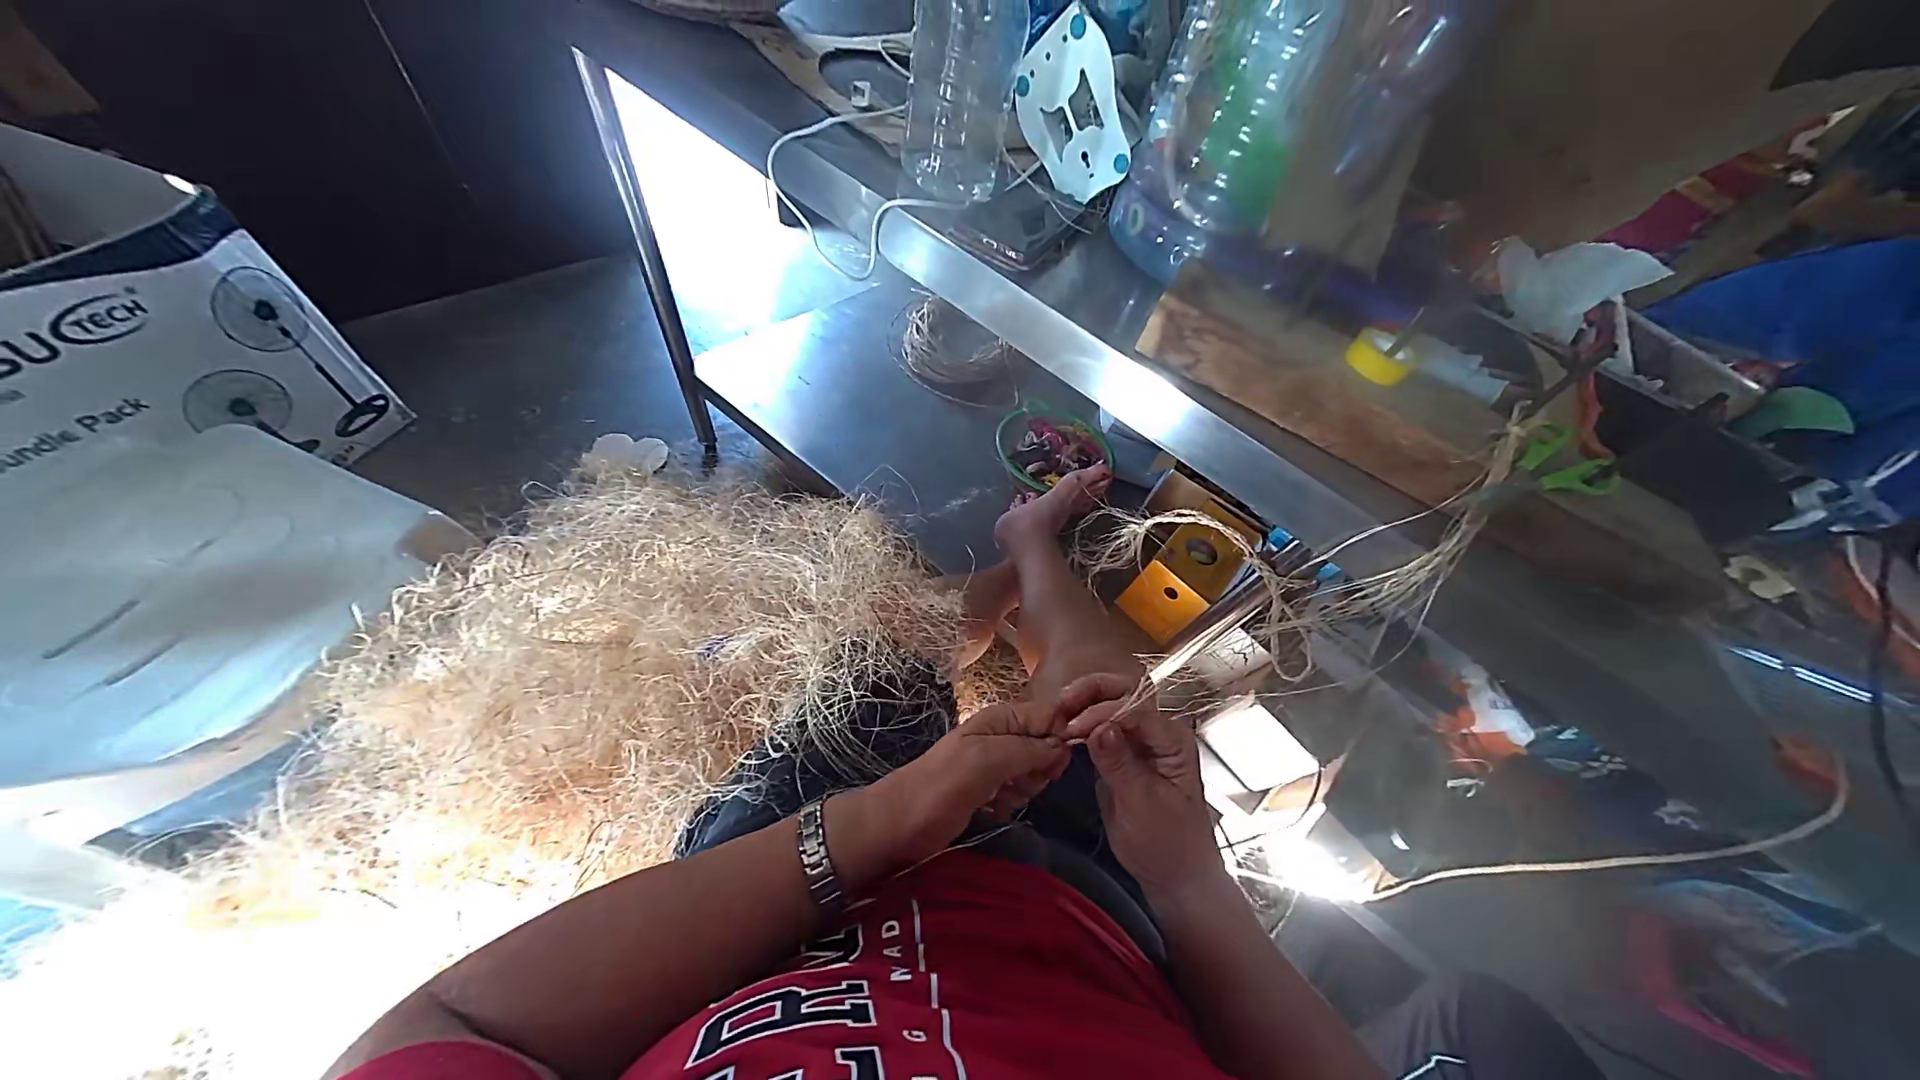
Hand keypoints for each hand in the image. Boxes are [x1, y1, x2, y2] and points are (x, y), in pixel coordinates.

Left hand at [858, 700, 1069, 868]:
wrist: (898, 826)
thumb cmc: (939, 789)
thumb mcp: (985, 761)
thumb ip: (1027, 749)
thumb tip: (1064, 745)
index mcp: (1001, 718)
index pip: (1051, 716)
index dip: (1059, 739)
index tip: (1052, 765)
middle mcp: (1001, 735)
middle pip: (1048, 745)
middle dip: (1041, 768)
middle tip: (1017, 782)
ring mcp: (996, 762)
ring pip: (1037, 770)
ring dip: (1026, 788)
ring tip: (1000, 796)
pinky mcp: (991, 788)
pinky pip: (1021, 790)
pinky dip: (1013, 801)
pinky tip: (995, 808)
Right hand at [1060, 673, 1222, 898]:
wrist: (1174, 876)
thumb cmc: (1167, 843)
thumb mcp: (1141, 804)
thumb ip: (1119, 763)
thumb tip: (1098, 727)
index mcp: (1171, 739)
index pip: (1134, 707)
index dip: (1101, 712)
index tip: (1073, 729)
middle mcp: (1157, 731)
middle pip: (1125, 692)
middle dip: (1093, 691)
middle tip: (1062, 702)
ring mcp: (1139, 740)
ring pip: (1110, 704)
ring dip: (1084, 703)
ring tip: (1058, 712)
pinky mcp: (1121, 753)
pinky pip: (1100, 727)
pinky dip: (1081, 722)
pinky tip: (1062, 728)